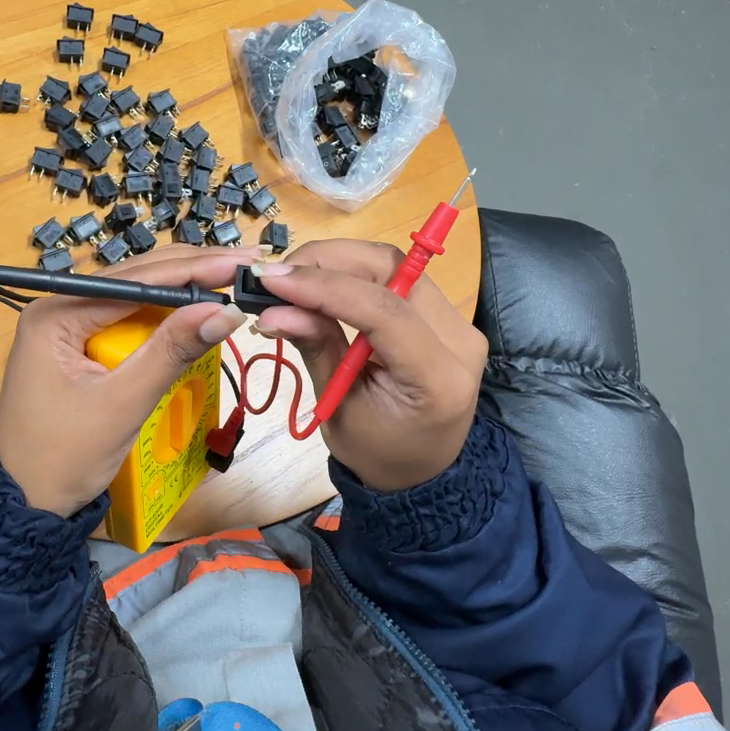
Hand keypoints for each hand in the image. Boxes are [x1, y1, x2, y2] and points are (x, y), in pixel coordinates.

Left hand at [0, 245, 256, 515]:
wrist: (22, 505)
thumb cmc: (63, 457)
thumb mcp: (122, 404)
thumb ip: (172, 352)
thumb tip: (226, 311)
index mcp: (56, 313)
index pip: (135, 279)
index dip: (191, 269)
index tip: (239, 263)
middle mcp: (59, 307)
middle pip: (135, 280)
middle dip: (190, 271)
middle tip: (245, 264)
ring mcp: (68, 327)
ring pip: (134, 298)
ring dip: (181, 290)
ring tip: (229, 276)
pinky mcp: (80, 347)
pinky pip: (128, 321)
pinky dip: (164, 317)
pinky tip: (195, 307)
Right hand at [251, 239, 487, 491]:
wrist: (421, 469)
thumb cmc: (377, 451)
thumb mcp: (340, 409)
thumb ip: (315, 349)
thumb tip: (272, 310)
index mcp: (437, 379)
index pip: (383, 311)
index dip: (324, 288)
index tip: (270, 281)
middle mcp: (459, 339)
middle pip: (390, 269)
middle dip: (326, 261)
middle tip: (276, 276)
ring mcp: (457, 321)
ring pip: (391, 262)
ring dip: (336, 261)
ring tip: (291, 278)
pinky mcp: (445, 313)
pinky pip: (394, 275)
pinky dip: (350, 271)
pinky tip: (318, 283)